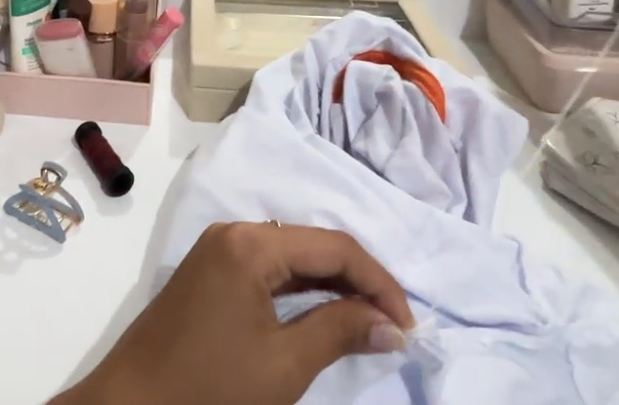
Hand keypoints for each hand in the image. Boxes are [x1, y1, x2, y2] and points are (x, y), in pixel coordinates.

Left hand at [55, 222, 413, 404]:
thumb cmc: (210, 386)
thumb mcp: (284, 364)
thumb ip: (340, 331)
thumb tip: (393, 325)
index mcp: (252, 243)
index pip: (334, 246)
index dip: (379, 281)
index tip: (409, 326)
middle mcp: (235, 232)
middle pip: (312, 244)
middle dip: (358, 281)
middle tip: (394, 326)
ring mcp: (219, 250)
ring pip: (292, 256)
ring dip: (332, 285)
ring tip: (370, 322)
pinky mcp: (210, 271)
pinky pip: (268, 269)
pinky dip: (302, 290)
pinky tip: (326, 314)